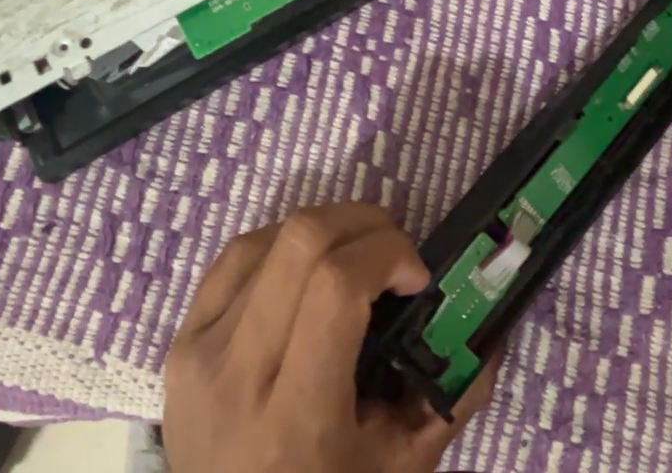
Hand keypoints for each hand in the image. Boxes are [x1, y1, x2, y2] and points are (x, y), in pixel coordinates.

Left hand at [163, 204, 497, 472]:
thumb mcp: (400, 466)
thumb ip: (452, 394)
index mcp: (296, 417)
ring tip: (357, 258)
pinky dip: (283, 243)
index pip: (335, 286)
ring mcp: (198, 350)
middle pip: (301, 241)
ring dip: (327, 228)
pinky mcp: (180, 337)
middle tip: (395, 251)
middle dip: (365, 222)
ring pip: (268, 236)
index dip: (387, 254)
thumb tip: (492, 323)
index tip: (417, 275)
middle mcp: (236, 372)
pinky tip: (310, 265)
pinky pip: (235, 255)